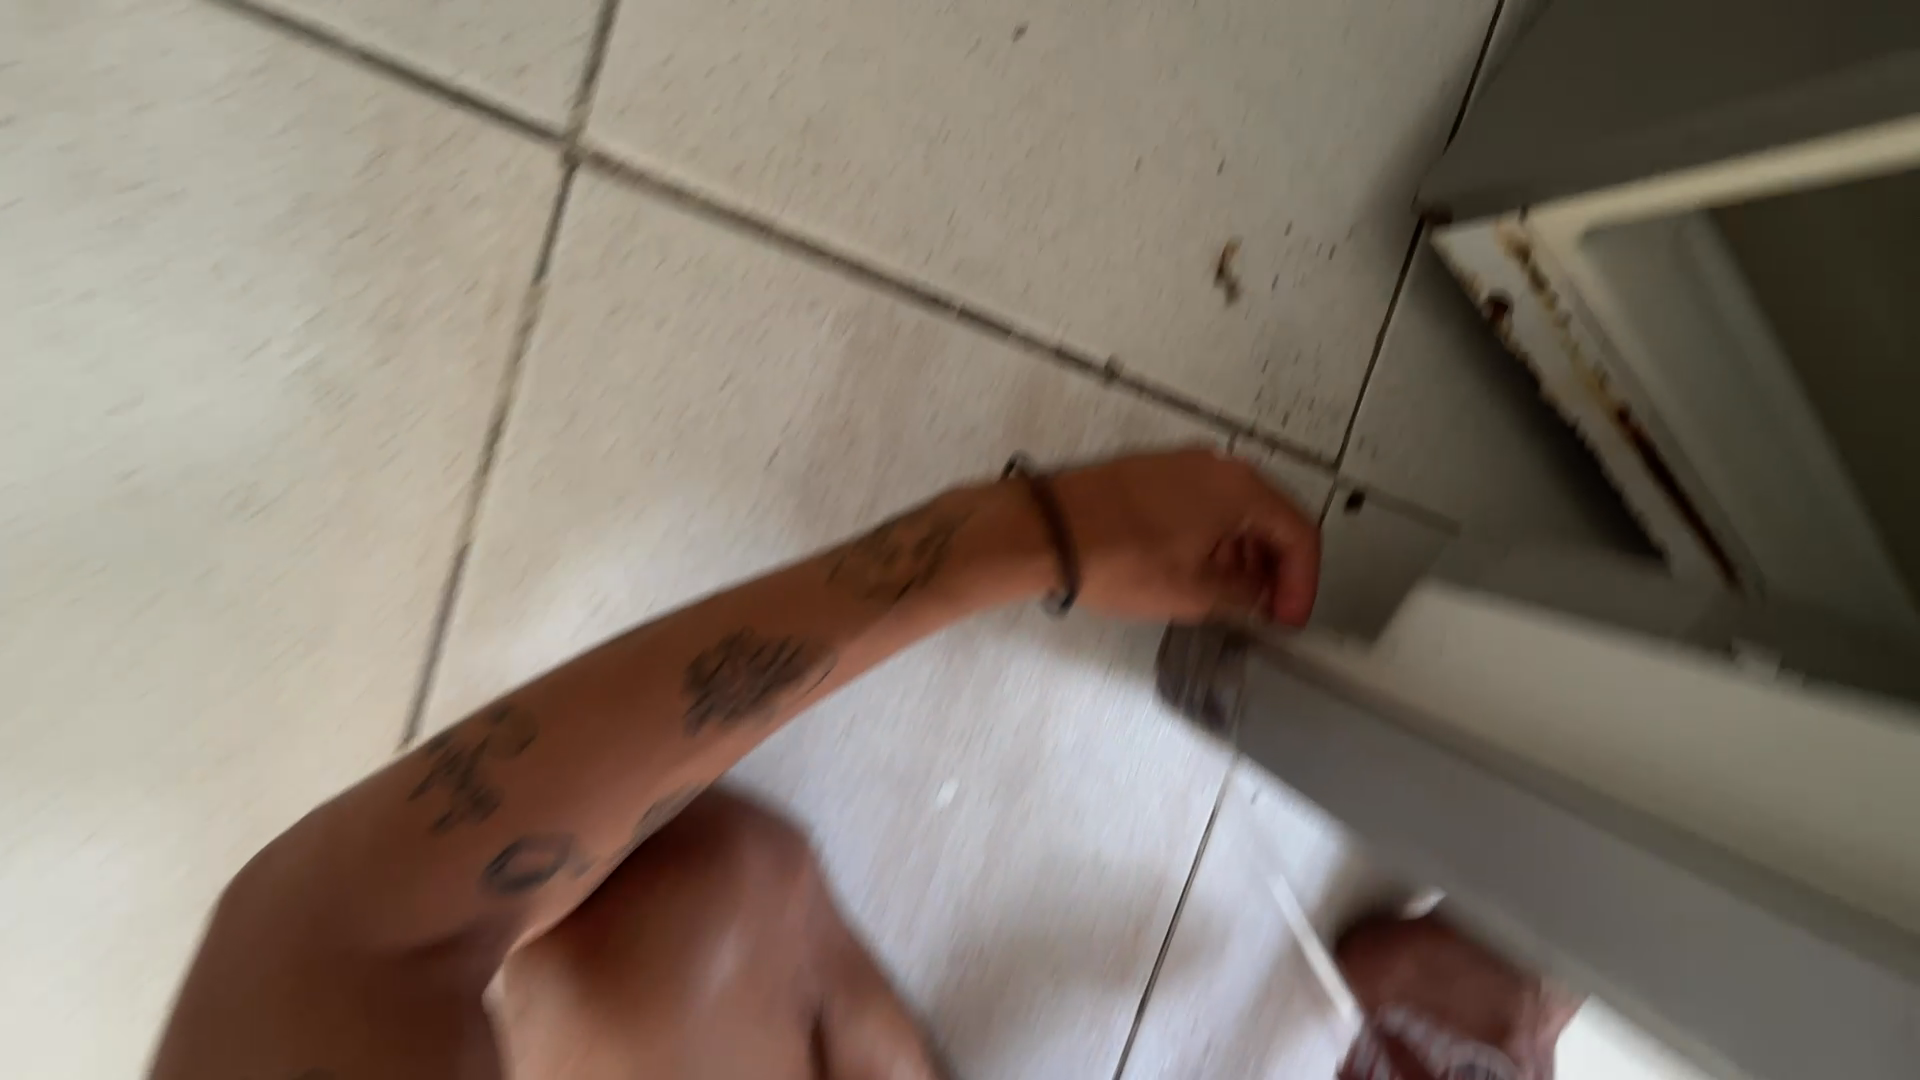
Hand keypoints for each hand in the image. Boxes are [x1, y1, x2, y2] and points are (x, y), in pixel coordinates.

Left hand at [1047, 445, 1319, 625]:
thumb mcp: (1193, 592)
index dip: (1302, 583)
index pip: (1299, 534)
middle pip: (1267, 517)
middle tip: (1264, 609)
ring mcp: (1177, 464)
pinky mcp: (1146, 472)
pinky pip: (1195, 503)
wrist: (1045, 531)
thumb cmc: (1117, 559)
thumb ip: (1243, 595)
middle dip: (1272, 568)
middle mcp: (1214, 465)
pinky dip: (1206, 537)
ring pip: (1229, 511)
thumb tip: (1259, 596)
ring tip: (1226, 596)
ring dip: (1239, 554)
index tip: (1288, 617)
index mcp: (1239, 488)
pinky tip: (1191, 569)